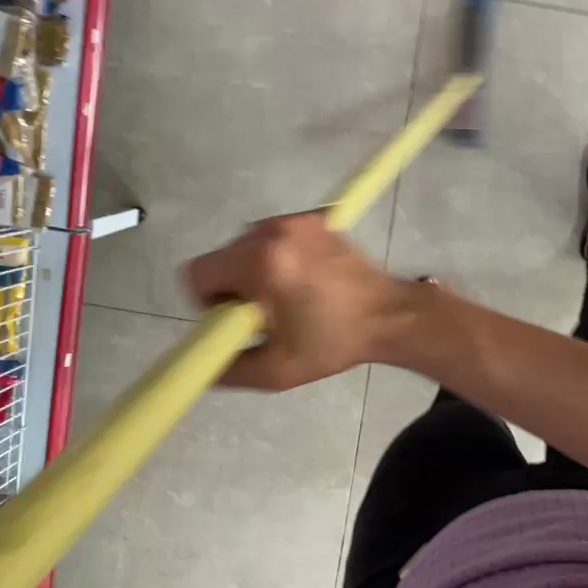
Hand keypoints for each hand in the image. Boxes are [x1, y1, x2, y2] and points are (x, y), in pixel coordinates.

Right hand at [183, 211, 413, 390]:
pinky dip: (279, 254)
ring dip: (256, 268)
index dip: (208, 299)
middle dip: (234, 284)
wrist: (389, 315)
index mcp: (260, 263)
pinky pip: (276, 235)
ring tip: (288, 294)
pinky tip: (304, 278)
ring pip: (248, 243)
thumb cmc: (333, 342)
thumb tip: (201, 360)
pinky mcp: (316, 217)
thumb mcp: (276, 371)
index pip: (197, 271)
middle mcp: (273, 231)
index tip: (237, 317)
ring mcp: (297, 220)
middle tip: (266, 311)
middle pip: (223, 256)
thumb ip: (228, 368)